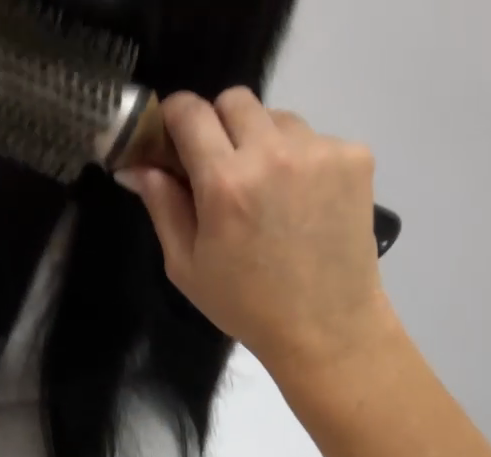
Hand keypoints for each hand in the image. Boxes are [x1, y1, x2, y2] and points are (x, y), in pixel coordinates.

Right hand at [120, 88, 395, 370]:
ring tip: (259, 189)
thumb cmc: (242, 302)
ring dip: (257, 139)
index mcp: (224, 183)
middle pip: (235, 100)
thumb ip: (162, 206)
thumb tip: (135, 167)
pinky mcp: (354, 156)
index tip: (166, 130)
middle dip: (215, 123)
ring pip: (276, 116)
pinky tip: (294, 201)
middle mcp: (274, 152)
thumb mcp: (184, 263)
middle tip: (211, 163)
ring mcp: (321, 149)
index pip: (192, 114)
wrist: (324, 323)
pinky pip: (311, 138)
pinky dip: (294, 158)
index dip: (173, 114)